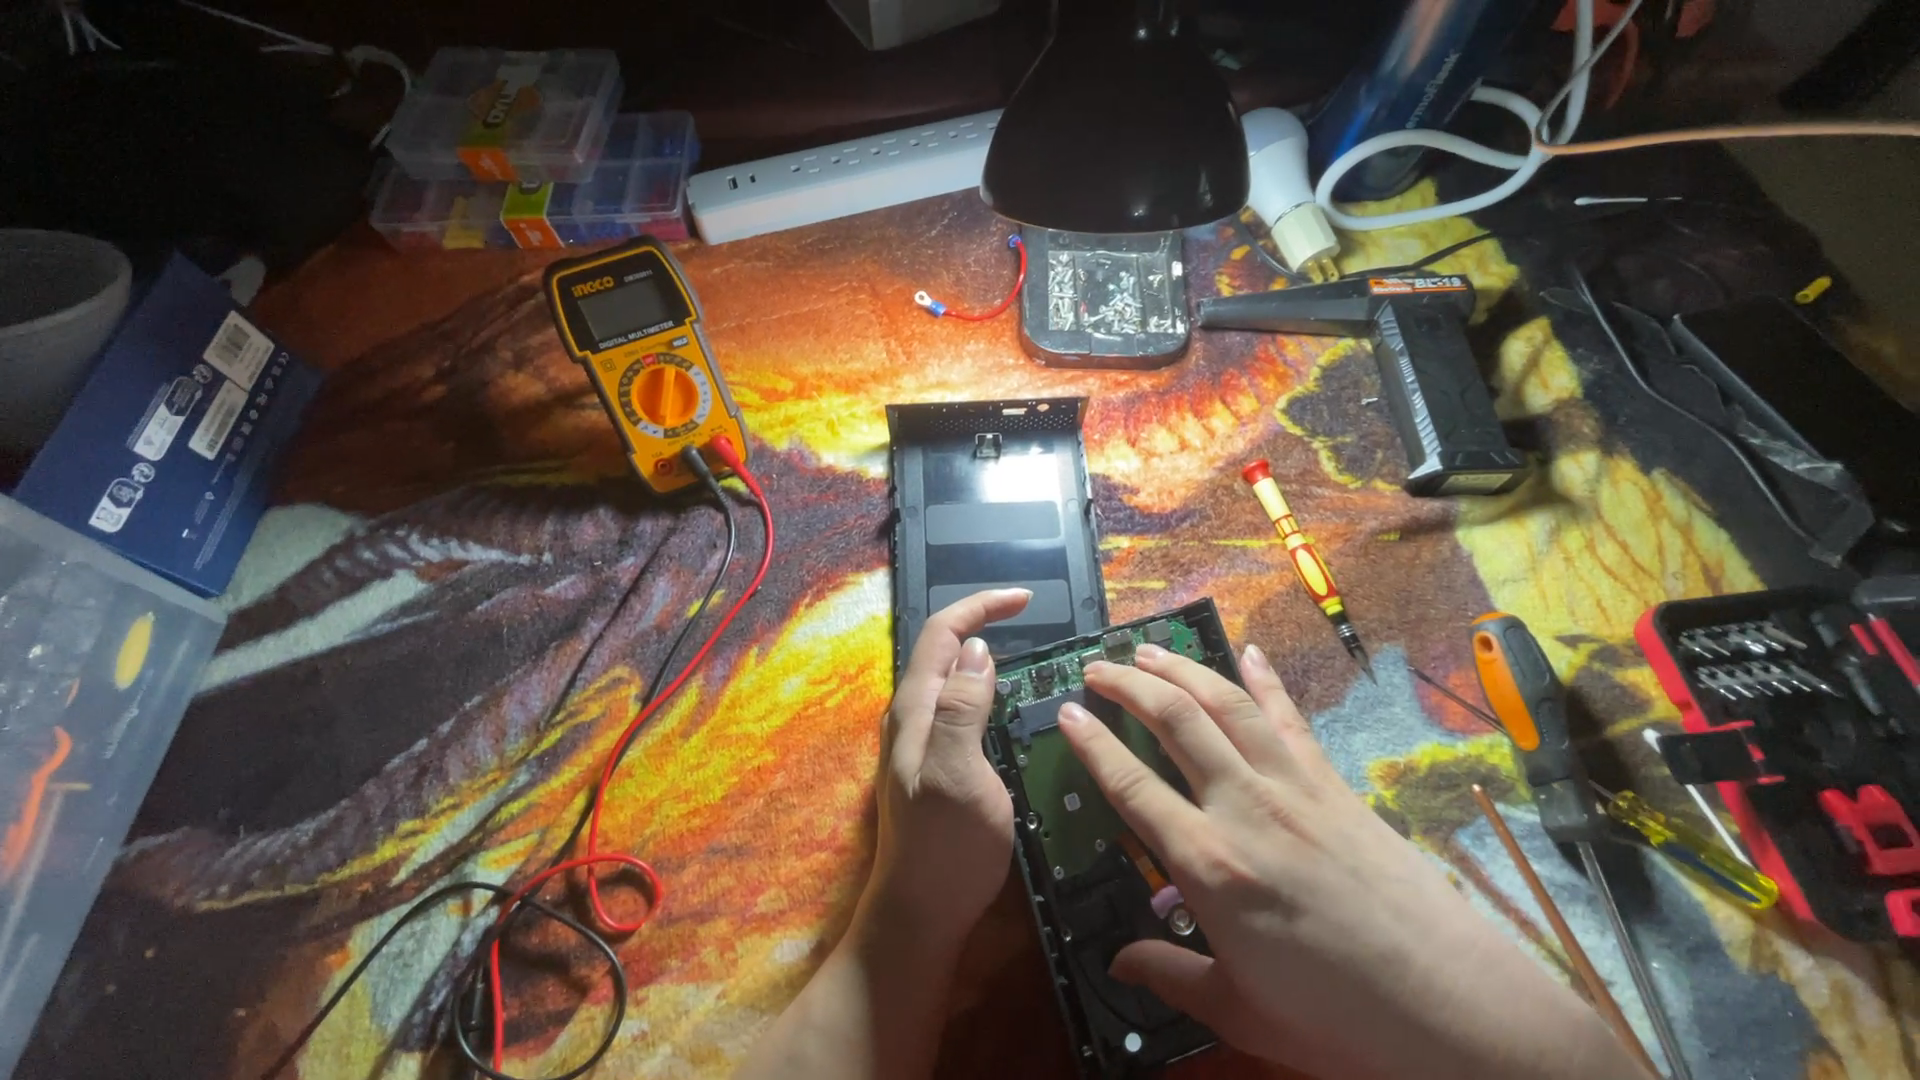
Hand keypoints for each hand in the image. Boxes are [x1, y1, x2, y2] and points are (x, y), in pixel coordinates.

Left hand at [862, 588, 1029, 946]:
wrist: (919, 913)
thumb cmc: (944, 849)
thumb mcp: (958, 775)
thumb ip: (962, 710)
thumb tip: (977, 651)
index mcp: (915, 711)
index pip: (941, 634)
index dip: (979, 607)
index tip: (1023, 598)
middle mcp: (910, 717)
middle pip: (941, 649)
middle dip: (981, 622)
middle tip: (1030, 620)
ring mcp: (918, 741)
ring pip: (948, 677)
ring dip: (981, 652)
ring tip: (1023, 651)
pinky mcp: (932, 762)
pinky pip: (955, 705)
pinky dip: (982, 686)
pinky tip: (1005, 702)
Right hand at [1058, 644, 1648, 1079]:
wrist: (1453, 1007)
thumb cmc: (1336, 1016)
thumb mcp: (1239, 1011)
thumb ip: (1170, 978)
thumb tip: (1117, 964)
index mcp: (1209, 864)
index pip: (1132, 786)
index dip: (1094, 743)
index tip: (1066, 712)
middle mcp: (1245, 807)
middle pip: (1176, 723)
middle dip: (1130, 686)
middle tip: (1097, 667)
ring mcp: (1294, 788)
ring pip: (1228, 706)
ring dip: (1184, 670)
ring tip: (1151, 650)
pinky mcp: (1333, 786)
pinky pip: (1292, 720)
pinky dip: (1267, 682)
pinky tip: (1250, 652)